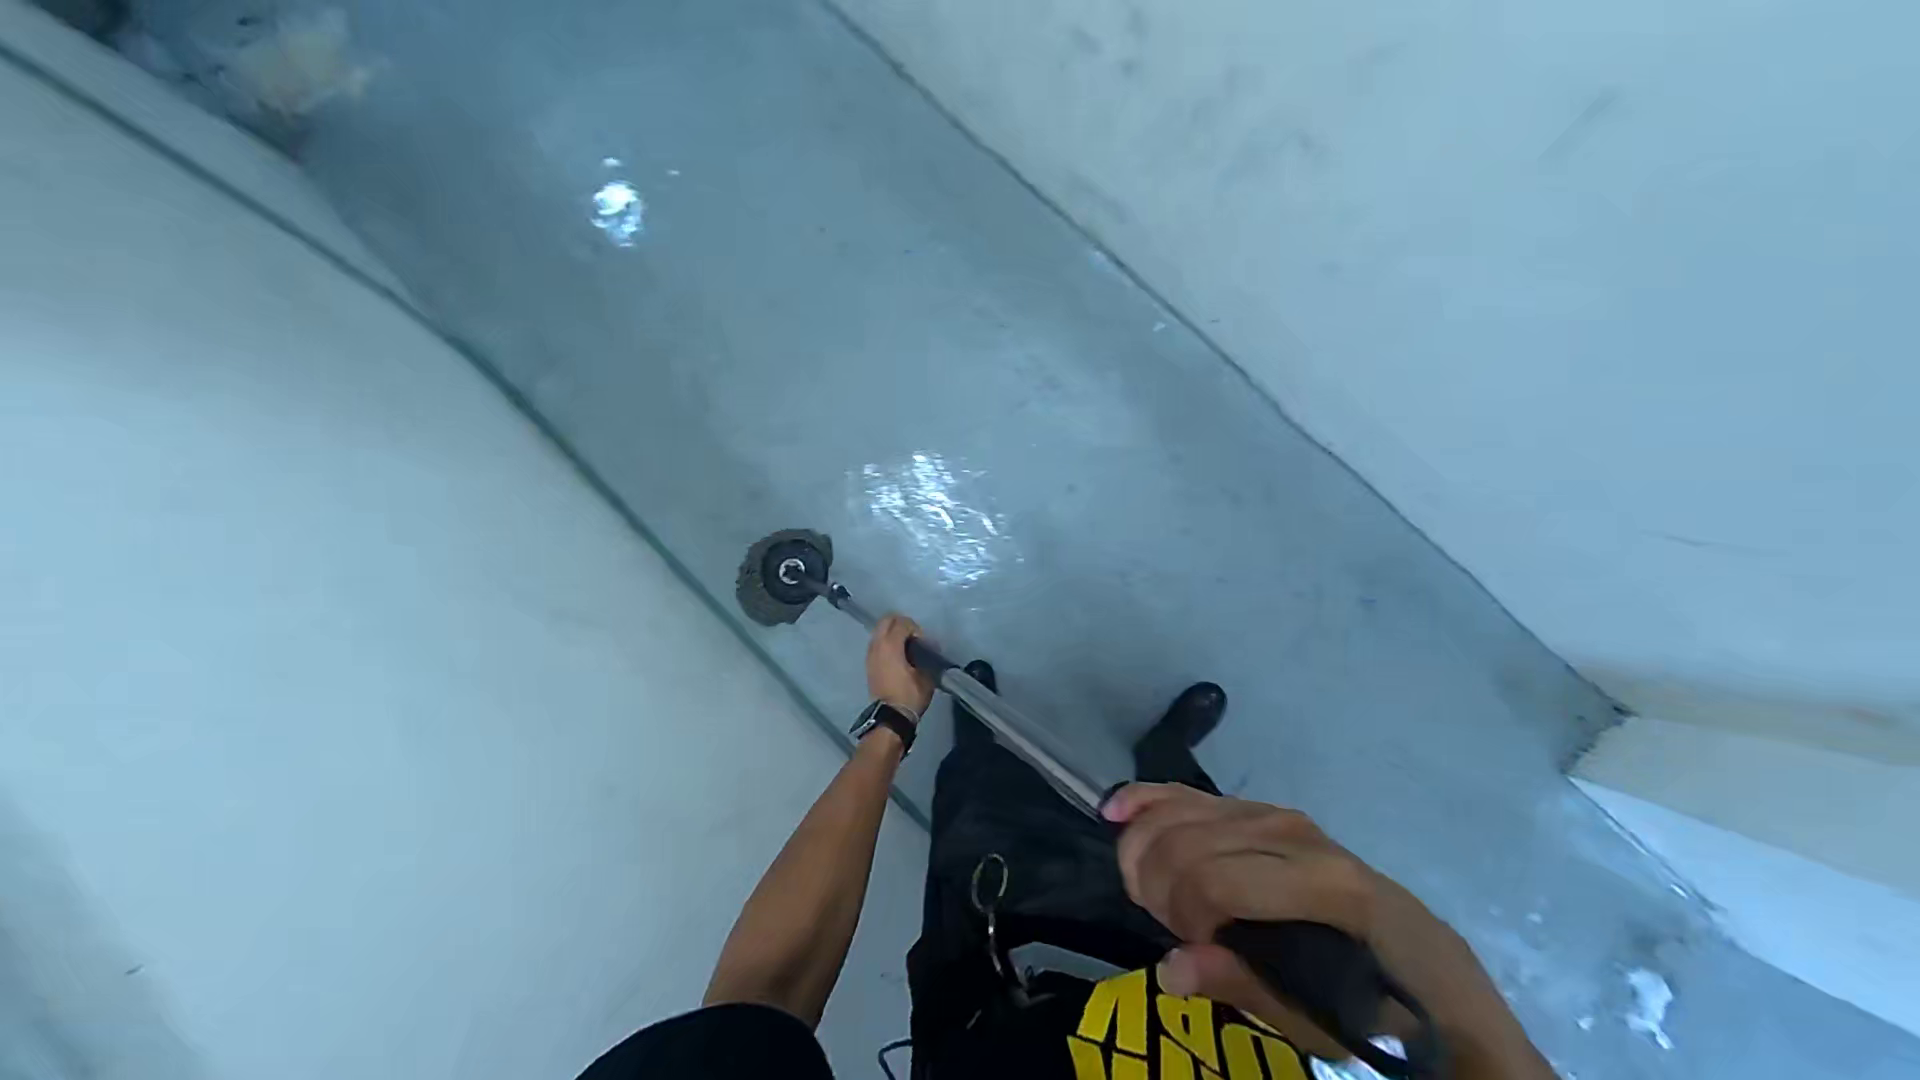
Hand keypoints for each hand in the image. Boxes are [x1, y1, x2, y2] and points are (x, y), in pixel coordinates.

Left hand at [866, 614, 935, 717]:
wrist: (890, 717)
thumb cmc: (909, 695)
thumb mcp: (926, 675)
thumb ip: (927, 656)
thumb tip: (929, 648)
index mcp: (891, 645)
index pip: (903, 623)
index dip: (916, 629)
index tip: (924, 643)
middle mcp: (877, 645)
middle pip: (887, 620)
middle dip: (902, 624)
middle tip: (914, 638)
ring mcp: (870, 653)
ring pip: (879, 630)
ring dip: (892, 633)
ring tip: (905, 646)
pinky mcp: (868, 663)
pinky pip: (876, 642)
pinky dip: (886, 642)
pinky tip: (896, 655)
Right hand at [1103, 783, 1551, 1078]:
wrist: (1419, 963)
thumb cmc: (1376, 1002)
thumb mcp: (1320, 1019)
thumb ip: (1243, 985)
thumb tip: (1168, 969)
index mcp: (1322, 883)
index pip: (1216, 879)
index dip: (1181, 913)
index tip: (1186, 947)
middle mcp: (1293, 831)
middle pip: (1187, 839)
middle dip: (1154, 881)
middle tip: (1160, 922)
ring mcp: (1275, 813)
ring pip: (1180, 810)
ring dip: (1143, 846)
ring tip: (1144, 888)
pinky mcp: (1261, 809)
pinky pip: (1191, 795)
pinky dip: (1149, 800)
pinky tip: (1116, 809)